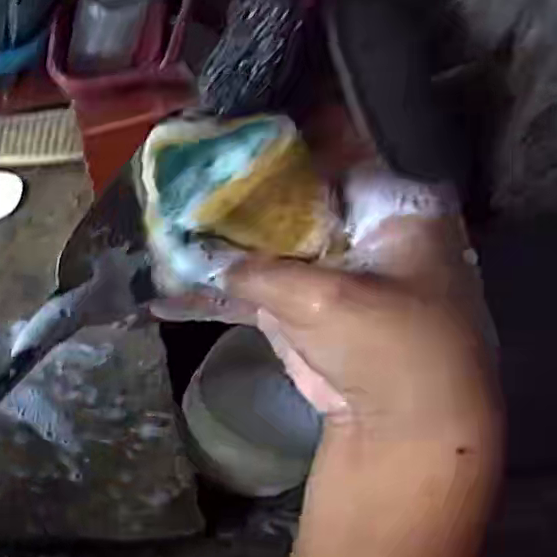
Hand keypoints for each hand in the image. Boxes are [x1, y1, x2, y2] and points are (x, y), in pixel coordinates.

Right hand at [155, 169, 500, 448]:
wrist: (397, 417)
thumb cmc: (388, 343)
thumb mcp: (322, 297)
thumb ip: (255, 272)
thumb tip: (195, 258)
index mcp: (391, 207)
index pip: (333, 156)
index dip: (282, 146)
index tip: (229, 139)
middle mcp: (355, 232)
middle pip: (285, 204)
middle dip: (233, 203)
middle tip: (179, 190)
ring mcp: (322, 274)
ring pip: (259, 252)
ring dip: (213, 255)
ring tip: (159, 245)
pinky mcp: (296, 312)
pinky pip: (247, 295)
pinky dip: (211, 298)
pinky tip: (165, 298)